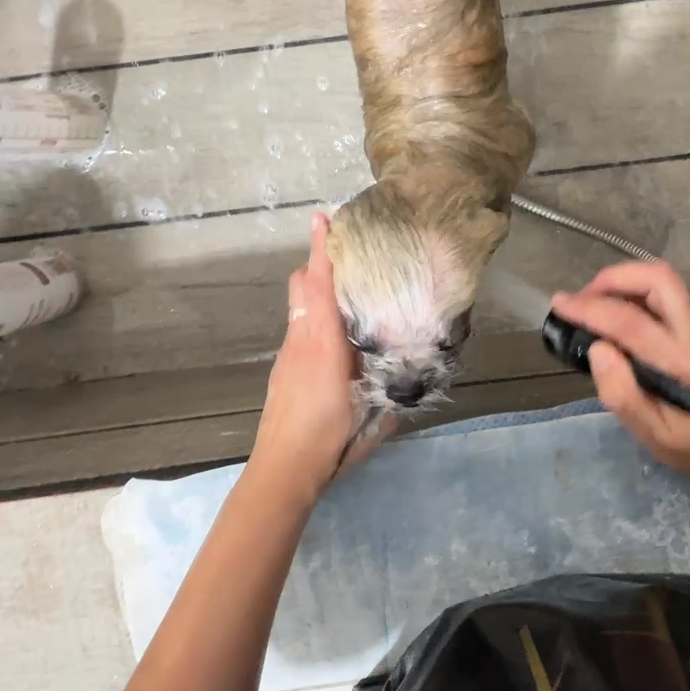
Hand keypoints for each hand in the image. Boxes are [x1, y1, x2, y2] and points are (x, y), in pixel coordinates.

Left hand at [250, 214, 390, 500]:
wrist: (281, 472)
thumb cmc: (330, 441)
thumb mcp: (370, 415)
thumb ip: (389, 392)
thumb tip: (408, 381)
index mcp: (324, 344)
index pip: (321, 285)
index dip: (323, 250)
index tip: (324, 218)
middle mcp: (302, 340)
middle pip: (301, 286)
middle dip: (317, 262)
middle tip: (345, 250)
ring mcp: (288, 355)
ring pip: (299, 307)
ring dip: (316, 290)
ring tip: (346, 292)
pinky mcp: (284, 370)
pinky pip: (299, 328)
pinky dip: (313, 318)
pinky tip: (335, 339)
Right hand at [551, 262, 689, 482]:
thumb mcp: (652, 435)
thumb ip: (623, 395)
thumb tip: (597, 349)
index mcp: (684, 363)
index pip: (631, 322)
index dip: (591, 308)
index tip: (560, 305)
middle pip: (657, 278)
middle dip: (612, 278)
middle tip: (582, 299)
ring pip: (662, 280)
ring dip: (623, 282)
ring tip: (594, 306)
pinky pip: (666, 293)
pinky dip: (635, 293)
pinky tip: (618, 316)